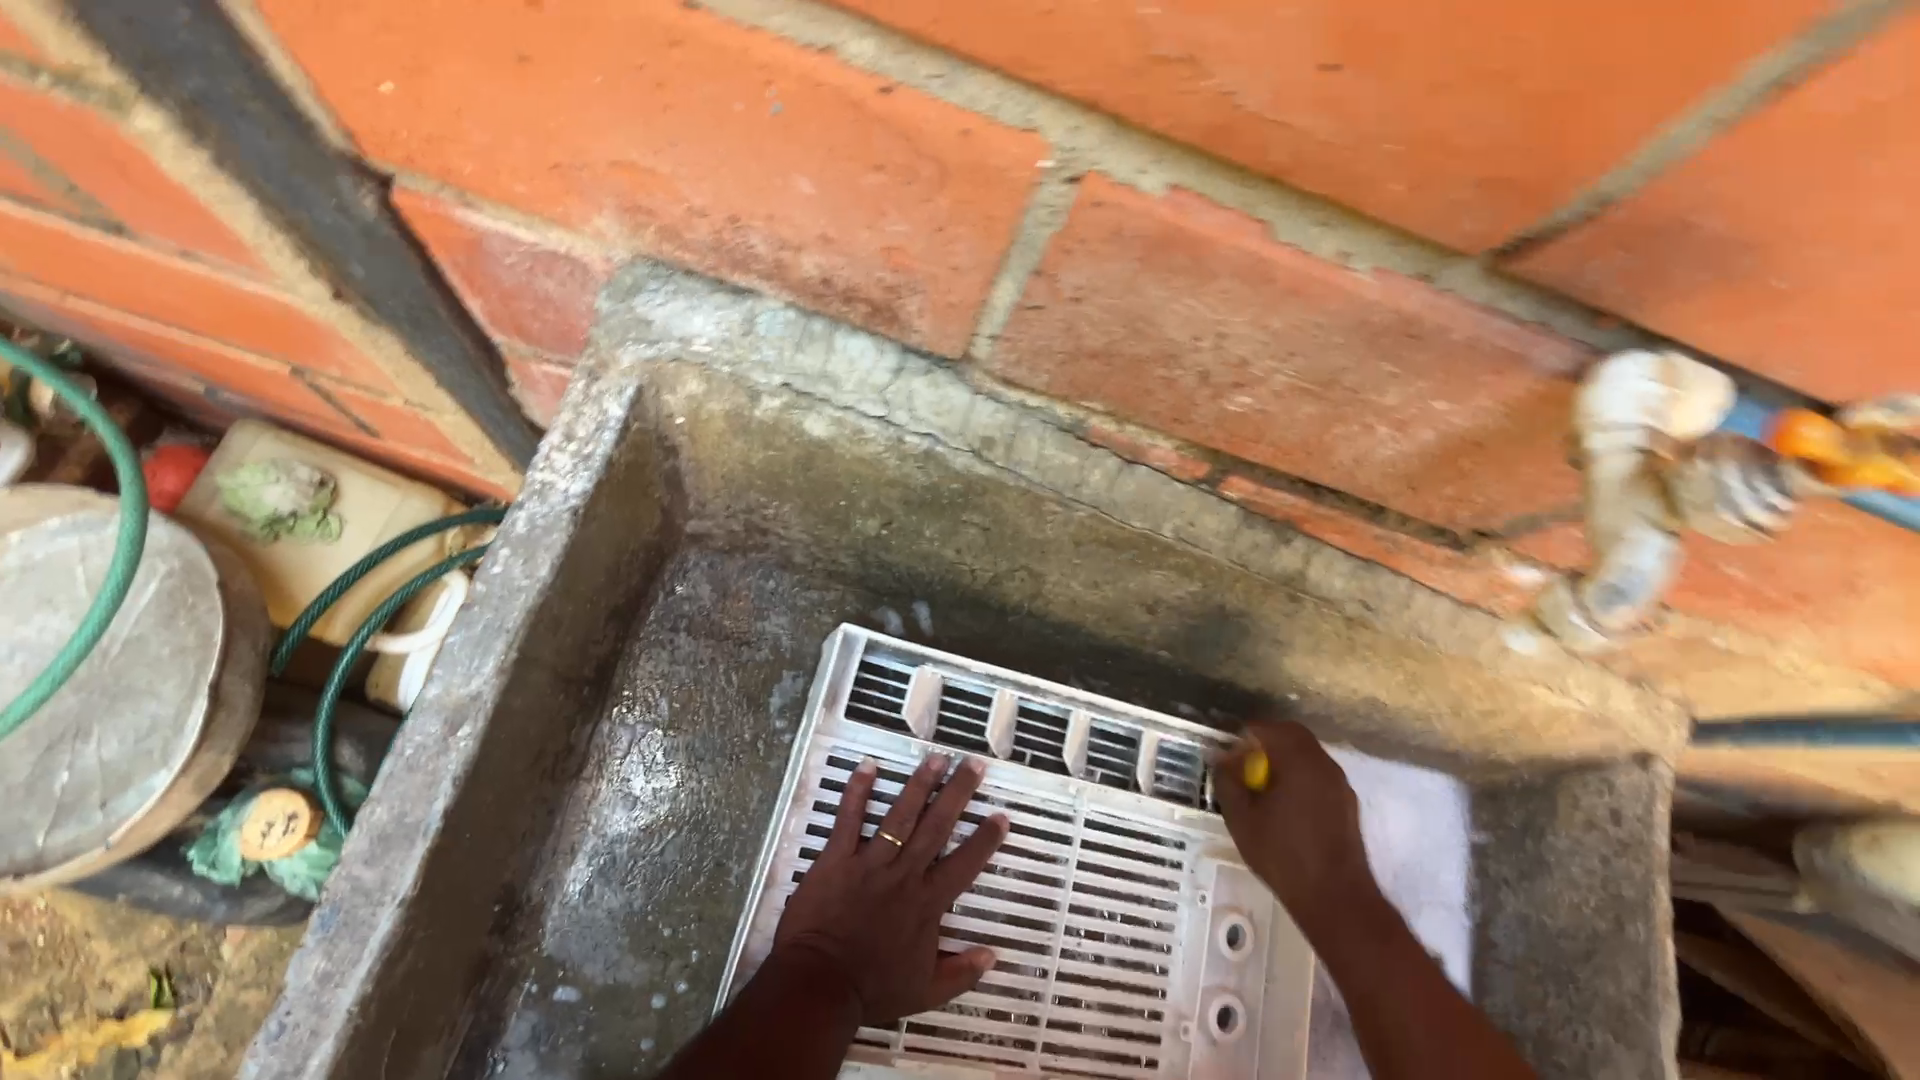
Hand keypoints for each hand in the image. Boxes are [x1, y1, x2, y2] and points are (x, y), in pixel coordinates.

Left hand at [772, 752, 1009, 1024]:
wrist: (819, 986)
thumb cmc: (871, 989)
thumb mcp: (925, 992)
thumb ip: (960, 973)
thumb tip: (994, 956)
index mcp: (927, 904)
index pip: (964, 864)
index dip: (984, 839)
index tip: (1000, 815)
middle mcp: (904, 875)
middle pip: (936, 827)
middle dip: (957, 793)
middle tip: (974, 764)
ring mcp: (870, 863)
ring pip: (900, 816)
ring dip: (919, 784)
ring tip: (936, 758)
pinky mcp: (837, 859)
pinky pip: (849, 820)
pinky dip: (857, 792)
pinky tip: (867, 765)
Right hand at [1214, 720, 1376, 931]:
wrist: (1335, 897)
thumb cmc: (1283, 855)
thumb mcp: (1241, 818)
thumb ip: (1228, 781)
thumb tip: (1220, 756)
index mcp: (1298, 761)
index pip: (1268, 728)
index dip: (1244, 735)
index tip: (1229, 755)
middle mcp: (1324, 765)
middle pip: (1292, 735)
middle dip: (1265, 743)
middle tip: (1244, 766)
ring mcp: (1340, 784)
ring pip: (1307, 755)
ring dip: (1283, 760)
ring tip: (1262, 789)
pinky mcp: (1346, 803)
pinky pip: (1318, 775)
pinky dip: (1299, 778)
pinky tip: (1286, 808)